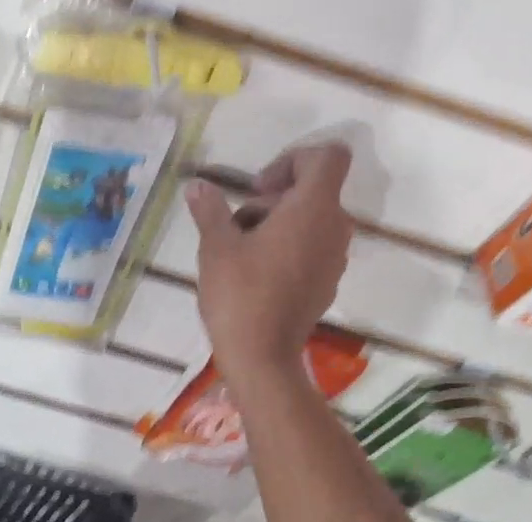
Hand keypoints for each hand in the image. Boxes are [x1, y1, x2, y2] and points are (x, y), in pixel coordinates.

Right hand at [186, 143, 355, 382]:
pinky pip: (311, 251)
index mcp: (313, 208)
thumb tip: (197, 185)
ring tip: (240, 256)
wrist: (261, 356)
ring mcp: (334, 258)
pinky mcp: (327, 284)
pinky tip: (255, 279)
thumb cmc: (239, 296)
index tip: (257, 188)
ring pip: (310, 223)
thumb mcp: (215, 248)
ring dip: (277, 227)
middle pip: (312, 192)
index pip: (326, 156)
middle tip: (234, 228)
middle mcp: (334, 226)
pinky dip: (286, 252)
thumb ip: (210, 211)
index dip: (292, 159)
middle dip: (272, 201)